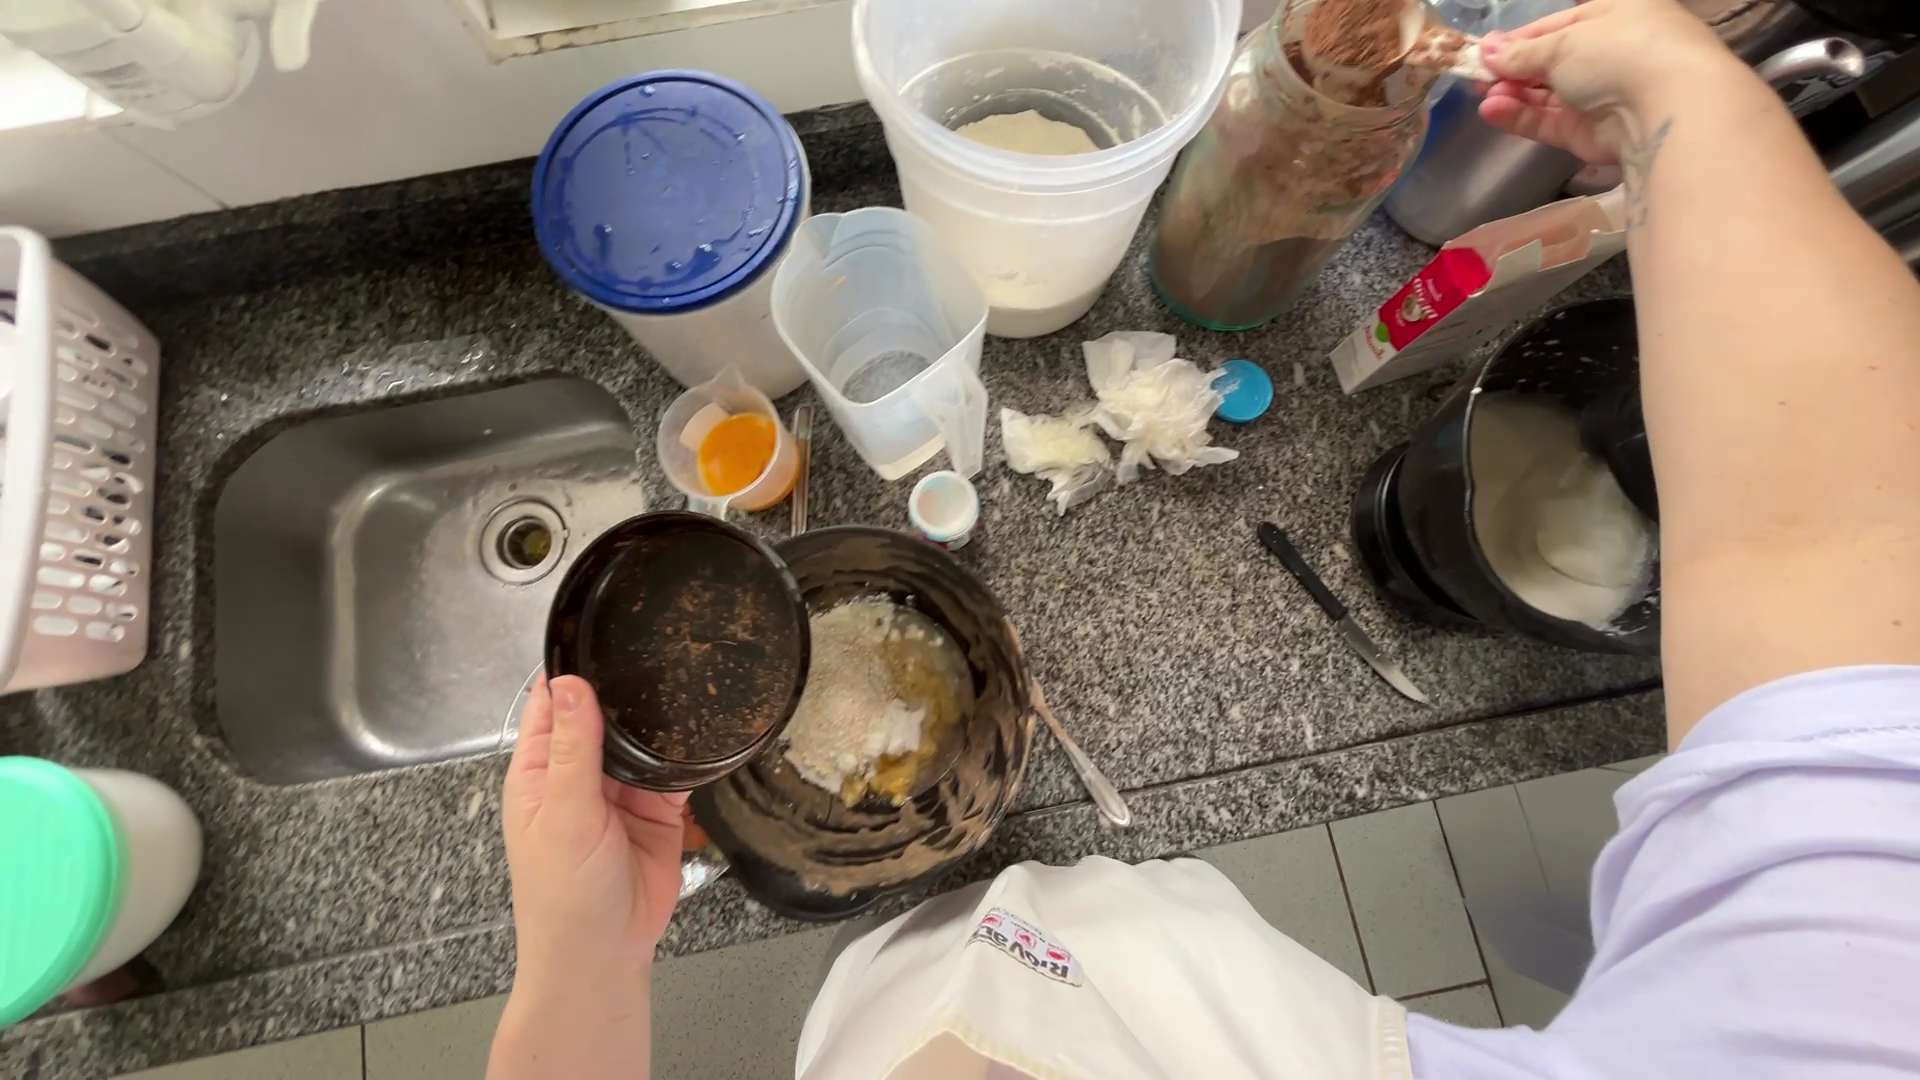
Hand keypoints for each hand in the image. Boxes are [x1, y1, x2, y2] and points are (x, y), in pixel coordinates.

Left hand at [489, 675, 683, 1079]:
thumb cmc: (564, 890)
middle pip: (604, 713)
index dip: (572, 668)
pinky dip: (688, 746)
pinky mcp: (660, 803)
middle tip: (662, 639)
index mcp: (542, 770)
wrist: (606, 950)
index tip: (602, 626)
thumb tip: (568, 682)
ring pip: (643, 735)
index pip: (551, 703)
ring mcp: (623, 787)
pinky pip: (675, 764)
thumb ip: (572, 749)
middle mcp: (582, 771)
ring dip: (660, 712)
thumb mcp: (564, 815)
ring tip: (689, 668)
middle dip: (625, 683)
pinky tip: (707, 719)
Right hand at [1476, 0, 1745, 165]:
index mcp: (1613, 16)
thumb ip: (1521, 52)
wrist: (1660, 105)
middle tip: (1475, 78)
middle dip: (1510, 70)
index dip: (1517, 40)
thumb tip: (1485, 48)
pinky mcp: (1582, 130)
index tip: (1481, 53)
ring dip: (1510, 93)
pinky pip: (1543, 120)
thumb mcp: (1564, 41)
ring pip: (1542, 94)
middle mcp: (1606, 53)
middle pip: (1546, 63)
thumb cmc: (1619, 52)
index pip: (1555, 27)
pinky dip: (1517, 115)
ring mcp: (1594, 94)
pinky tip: (1492, 110)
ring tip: (1483, 96)